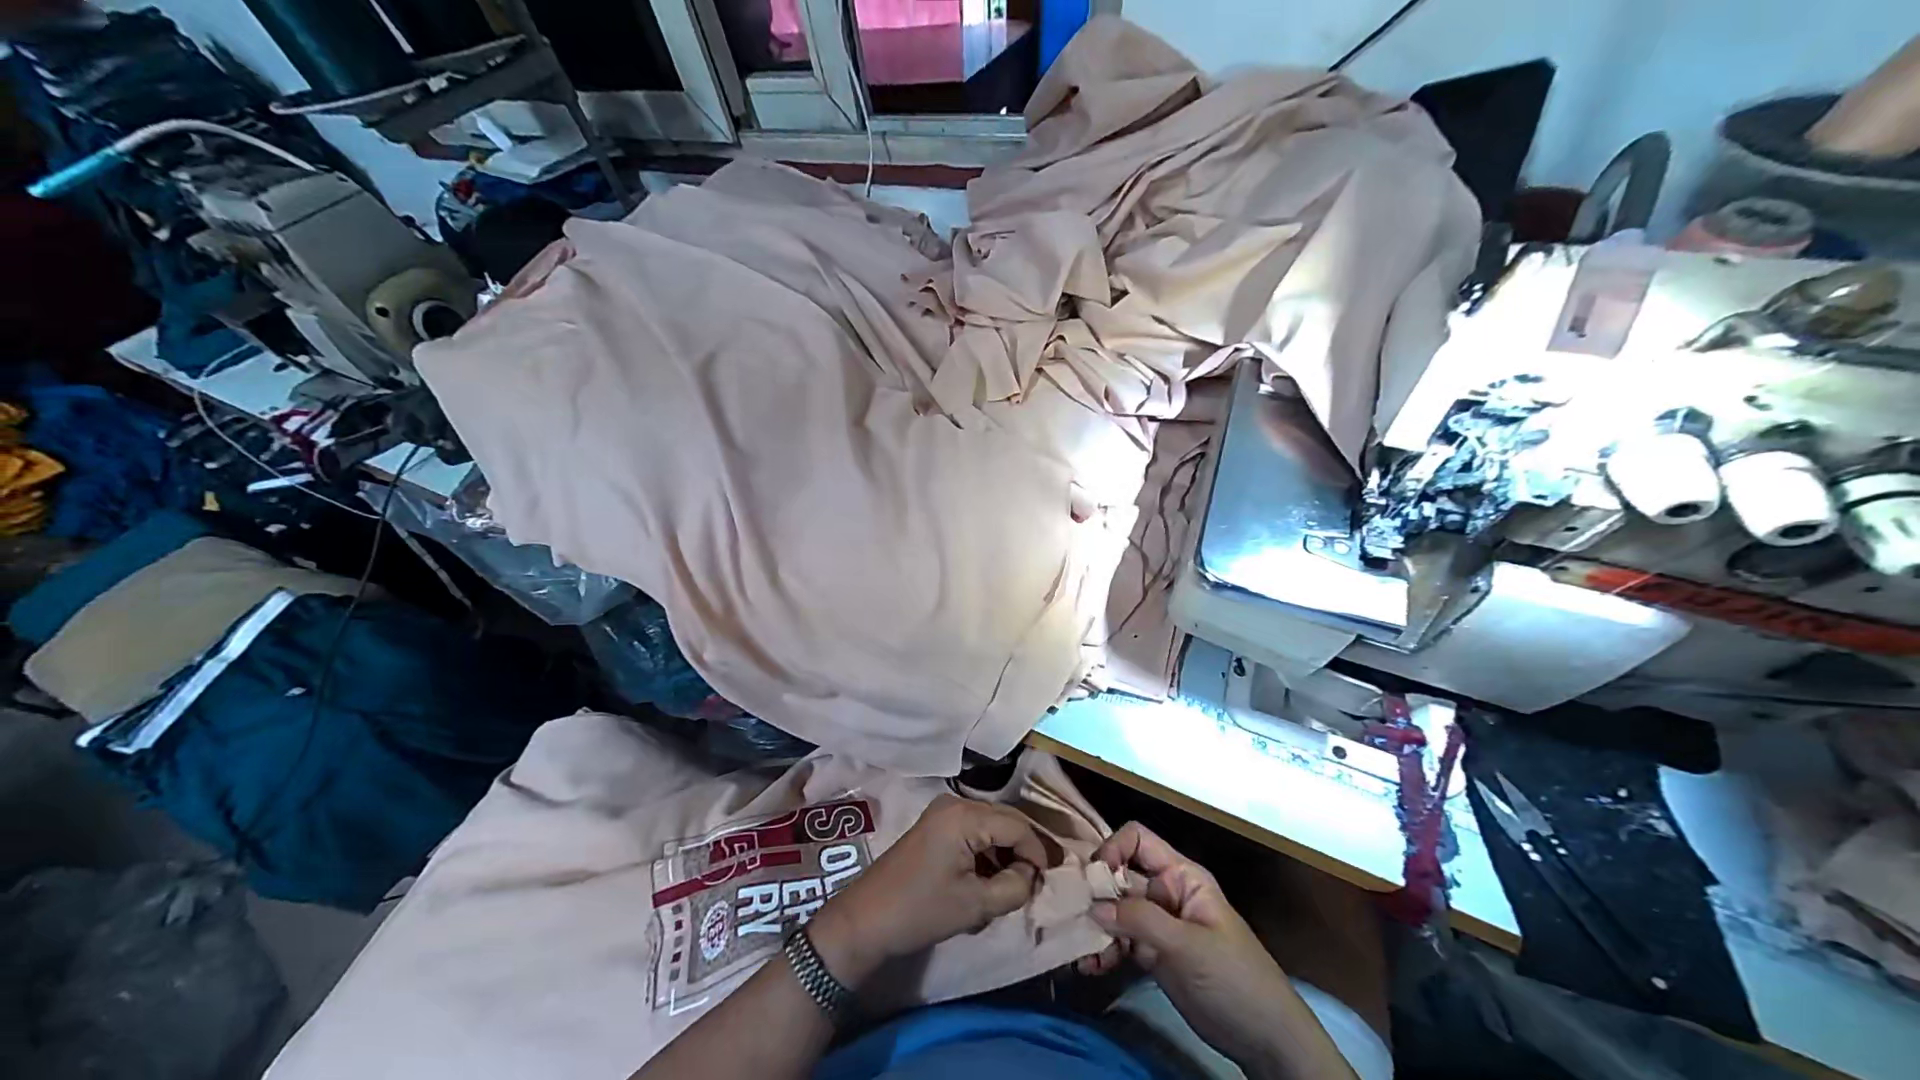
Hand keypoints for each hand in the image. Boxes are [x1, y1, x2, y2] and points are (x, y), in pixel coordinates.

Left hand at [807, 795, 1045, 987]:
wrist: (865, 920)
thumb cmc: (921, 911)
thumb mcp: (976, 905)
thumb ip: (1015, 886)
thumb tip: (1032, 875)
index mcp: (964, 815)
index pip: (1018, 826)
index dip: (1038, 853)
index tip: (1047, 883)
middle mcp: (955, 803)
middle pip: (1006, 820)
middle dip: (1024, 851)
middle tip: (1038, 883)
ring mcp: (942, 812)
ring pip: (991, 826)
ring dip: (1006, 853)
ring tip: (1013, 886)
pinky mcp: (935, 826)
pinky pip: (974, 832)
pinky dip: (987, 853)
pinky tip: (989, 880)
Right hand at [1080, 822, 1339, 1078]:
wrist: (1265, 1040)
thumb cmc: (1235, 979)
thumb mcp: (1189, 946)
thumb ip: (1141, 920)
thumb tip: (1094, 905)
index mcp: (1181, 876)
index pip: (1138, 841)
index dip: (1113, 850)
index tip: (1095, 879)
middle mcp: (1165, 893)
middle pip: (1119, 876)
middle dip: (1095, 893)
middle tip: (1071, 916)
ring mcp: (1157, 925)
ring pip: (1114, 910)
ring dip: (1094, 926)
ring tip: (1078, 950)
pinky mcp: (1152, 954)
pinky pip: (1119, 941)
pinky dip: (1103, 950)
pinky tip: (1090, 966)